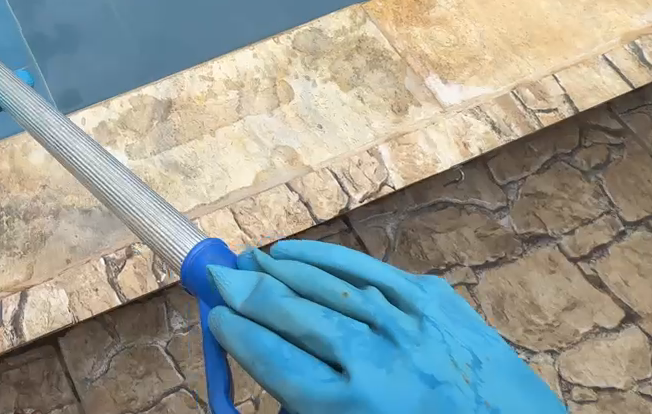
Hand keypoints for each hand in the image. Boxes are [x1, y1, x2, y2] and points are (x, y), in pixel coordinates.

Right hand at [205, 240, 564, 413]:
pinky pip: (365, 267)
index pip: (270, 356)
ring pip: (321, 282)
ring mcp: (408, 323)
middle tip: (217, 277)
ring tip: (250, 260)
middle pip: (287, 311)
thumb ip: (306, 412)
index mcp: (355, 410)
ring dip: (276, 268)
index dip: (233, 331)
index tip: (214, 317)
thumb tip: (262, 361)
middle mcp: (376, 361)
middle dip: (243, 291)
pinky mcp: (436, 301)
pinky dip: (322, 258)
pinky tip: (293, 253)